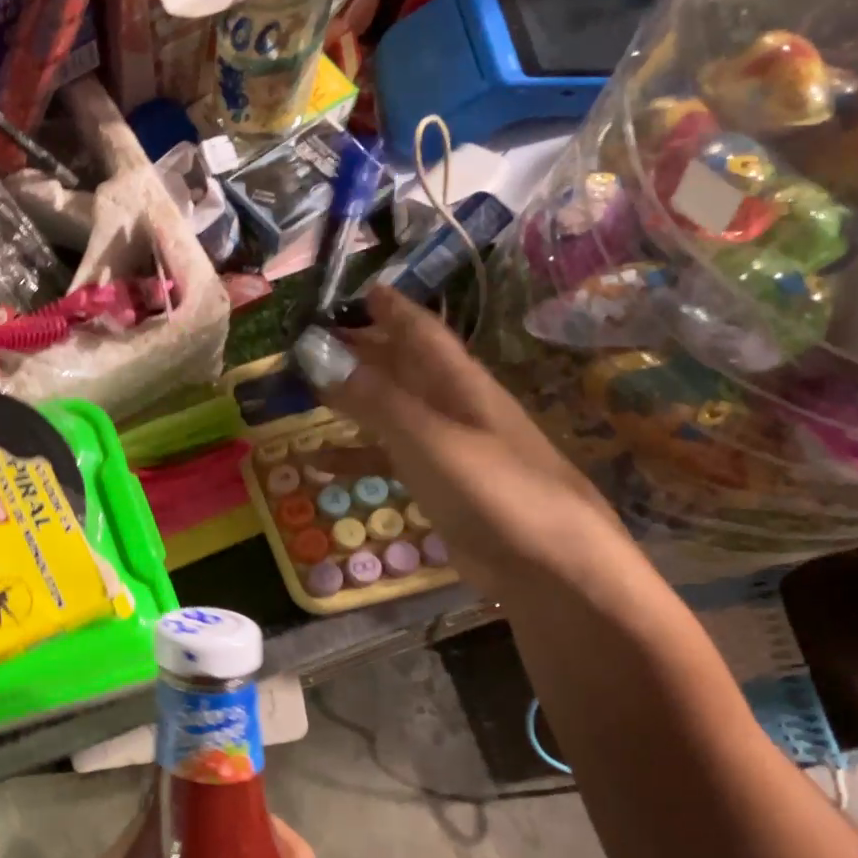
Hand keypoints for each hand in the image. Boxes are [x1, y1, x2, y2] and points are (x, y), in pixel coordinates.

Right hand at [295, 287, 636, 600]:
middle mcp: (456, 409)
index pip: (423, 334)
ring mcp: (449, 449)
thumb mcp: (430, 440)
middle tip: (315, 340)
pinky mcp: (441, 488)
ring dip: (353, 400)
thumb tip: (319, 355)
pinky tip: (320, 463)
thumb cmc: (496, 493)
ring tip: (307, 392)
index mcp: (462, 386)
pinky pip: (388, 459)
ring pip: (392, 411)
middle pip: (404, 368)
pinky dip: (355, 455)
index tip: (360, 289)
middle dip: (364, 350)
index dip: (393, 310)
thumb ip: (375, 399)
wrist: (551, 568)